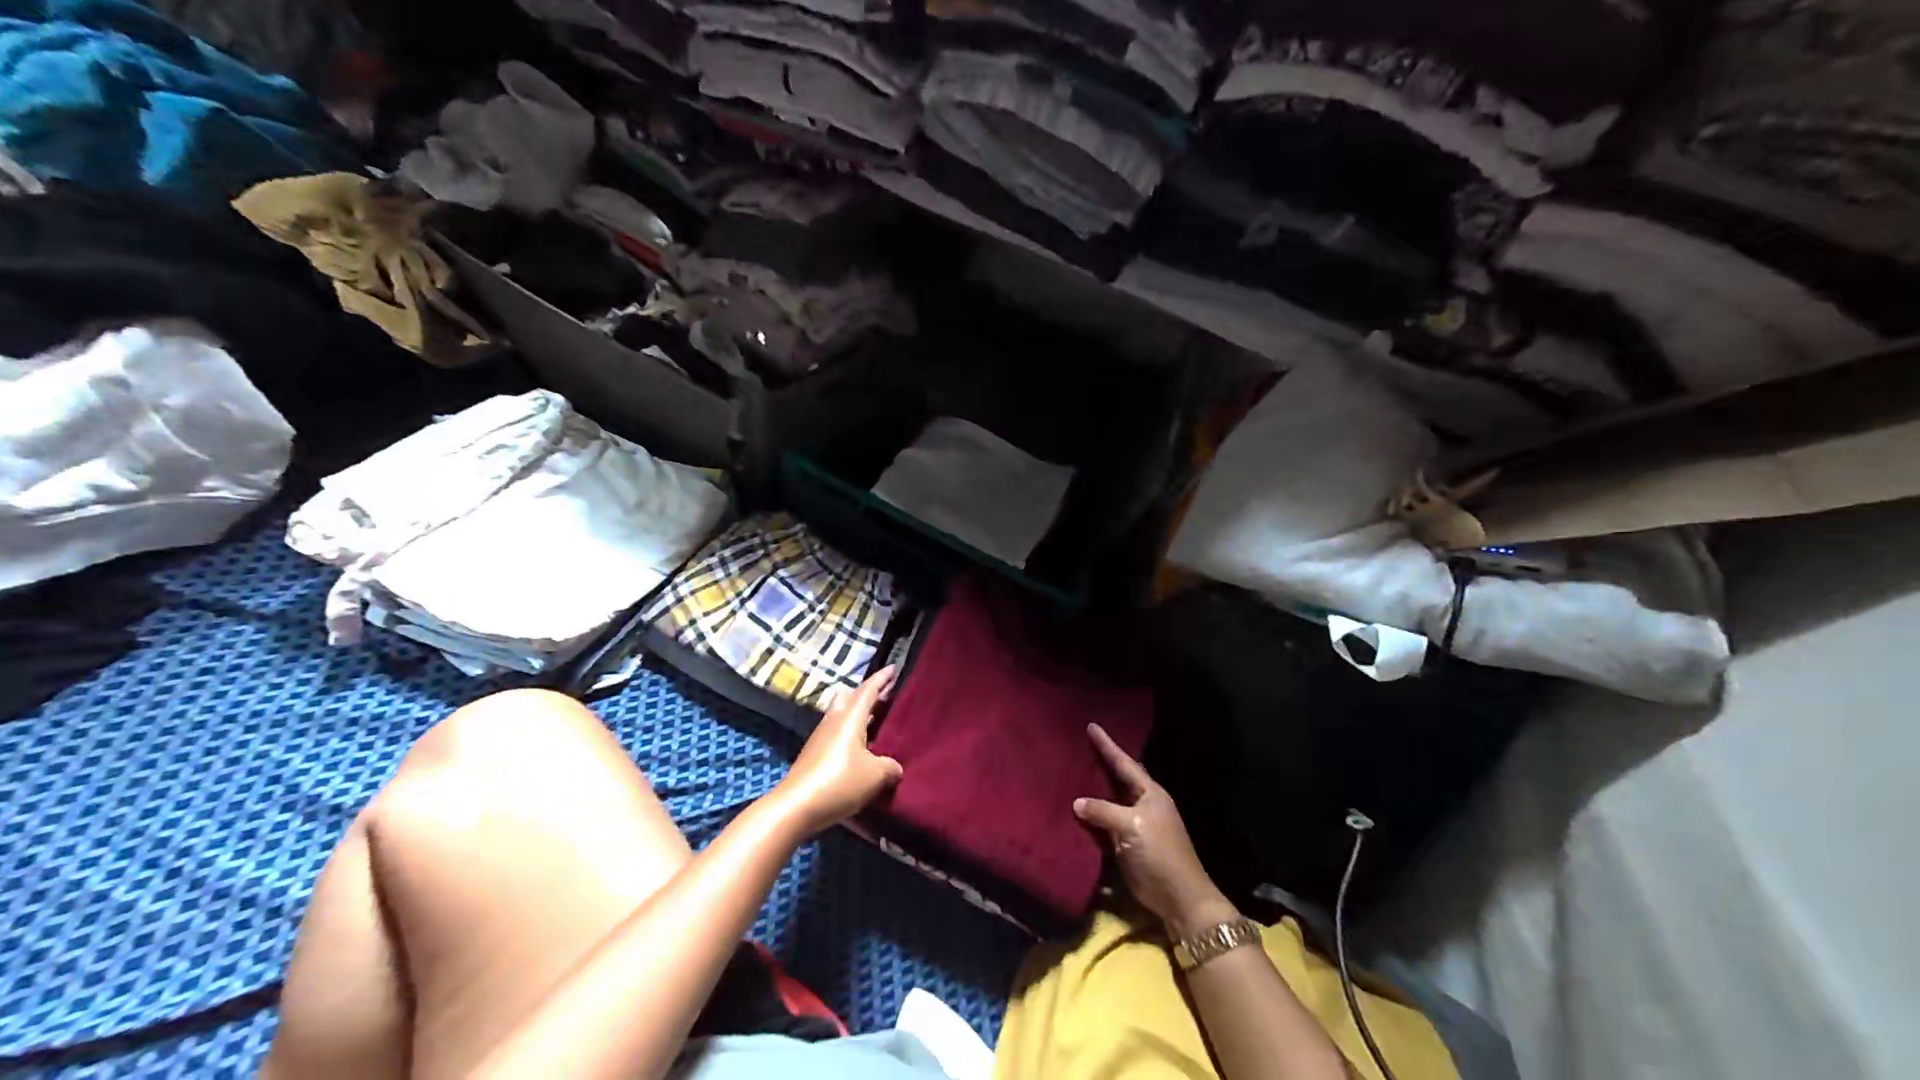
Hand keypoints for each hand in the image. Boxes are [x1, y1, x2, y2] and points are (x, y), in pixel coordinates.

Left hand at [772, 667, 904, 835]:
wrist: (796, 806)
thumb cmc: (840, 782)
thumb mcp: (876, 775)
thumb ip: (890, 767)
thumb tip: (894, 767)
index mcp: (850, 717)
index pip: (868, 690)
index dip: (882, 678)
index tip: (893, 668)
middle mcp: (834, 720)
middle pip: (849, 697)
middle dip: (867, 693)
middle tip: (885, 696)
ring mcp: (820, 737)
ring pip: (840, 715)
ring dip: (857, 714)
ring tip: (876, 722)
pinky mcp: (814, 754)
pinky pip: (836, 733)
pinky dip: (850, 733)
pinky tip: (860, 749)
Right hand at [1076, 724, 1237, 938]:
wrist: (1178, 896)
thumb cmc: (1159, 853)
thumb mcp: (1130, 826)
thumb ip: (1102, 811)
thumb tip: (1076, 802)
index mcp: (1150, 793)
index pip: (1124, 762)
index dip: (1108, 745)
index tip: (1092, 726)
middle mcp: (1142, 804)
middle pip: (1118, 778)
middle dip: (1101, 763)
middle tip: (1080, 746)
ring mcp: (1134, 824)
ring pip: (1109, 801)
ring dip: (1093, 790)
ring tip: (1072, 773)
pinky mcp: (1126, 844)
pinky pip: (1104, 823)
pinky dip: (1091, 816)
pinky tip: (1074, 810)